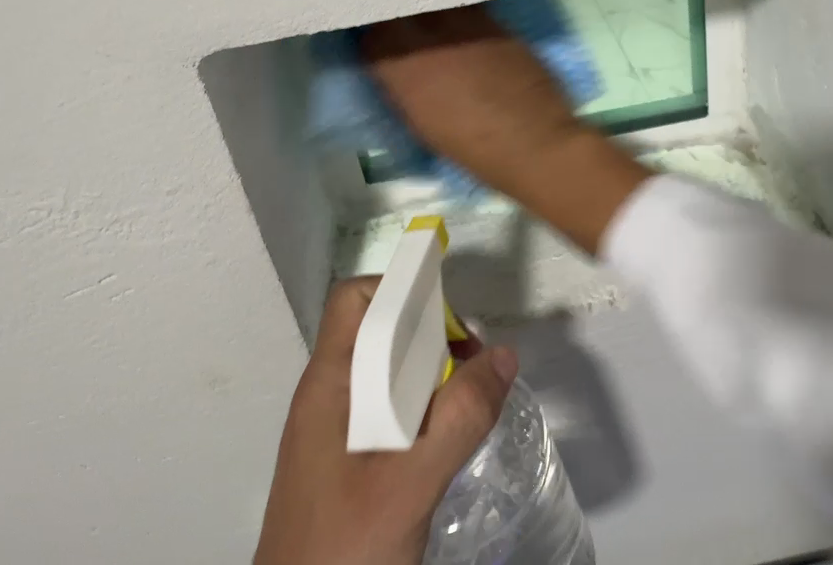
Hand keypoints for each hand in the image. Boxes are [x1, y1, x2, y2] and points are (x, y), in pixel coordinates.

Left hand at [254, 278, 519, 564]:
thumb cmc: (344, 546)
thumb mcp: (410, 482)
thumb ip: (459, 417)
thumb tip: (503, 355)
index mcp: (329, 382)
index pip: (359, 298)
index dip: (405, 292)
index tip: (454, 326)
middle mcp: (329, 395)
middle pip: (380, 332)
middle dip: (432, 339)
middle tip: (474, 373)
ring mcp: (335, 430)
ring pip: (388, 375)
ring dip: (433, 380)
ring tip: (469, 408)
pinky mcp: (347, 462)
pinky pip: (389, 411)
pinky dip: (423, 413)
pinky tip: (446, 444)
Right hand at [360, 7, 650, 254]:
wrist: (534, 142)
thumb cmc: (472, 148)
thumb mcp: (420, 120)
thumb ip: (403, 84)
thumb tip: (397, 66)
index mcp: (404, 67)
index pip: (372, 31)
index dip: (374, 32)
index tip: (377, 37)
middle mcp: (431, 36)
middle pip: (402, 4)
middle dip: (398, 9)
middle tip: (400, 19)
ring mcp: (467, 24)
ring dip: (429, 5)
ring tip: (432, 19)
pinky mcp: (497, 23)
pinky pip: (469, 7)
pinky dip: (460, 14)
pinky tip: (464, 28)